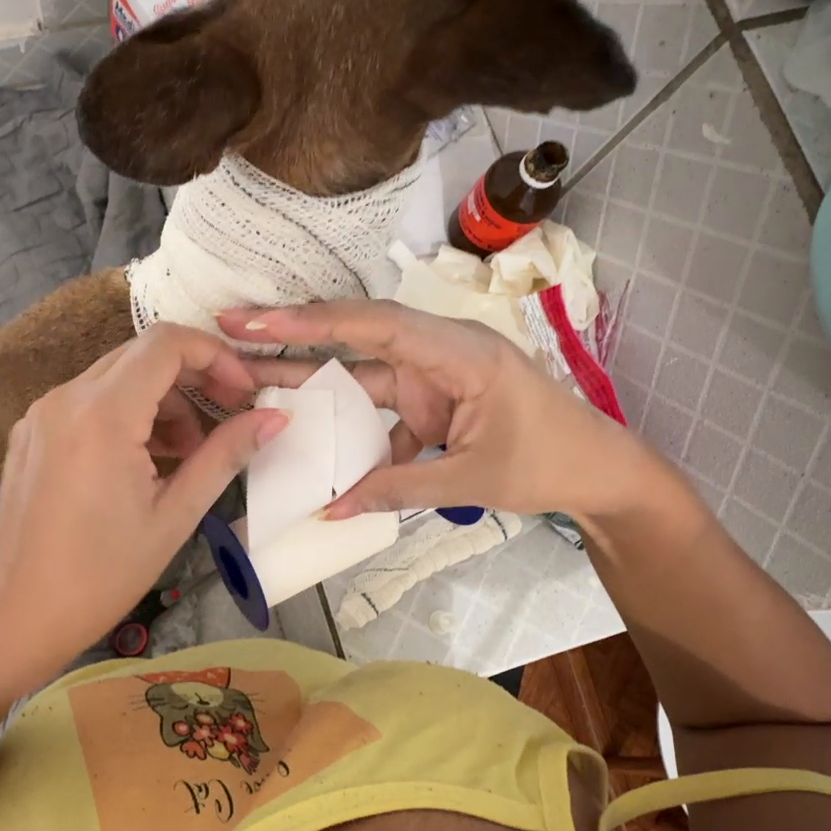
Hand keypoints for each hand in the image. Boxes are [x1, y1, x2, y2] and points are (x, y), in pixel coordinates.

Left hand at [0, 325, 287, 705]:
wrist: (22, 614)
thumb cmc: (105, 574)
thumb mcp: (176, 515)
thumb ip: (226, 455)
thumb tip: (277, 418)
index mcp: (101, 415)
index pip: (166, 343)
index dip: (215, 356)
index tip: (243, 390)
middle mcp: (64, 399)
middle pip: (140, 354)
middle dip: (192, 377)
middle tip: (227, 417)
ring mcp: (40, 414)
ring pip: (114, 376)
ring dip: (159, 399)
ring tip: (186, 452)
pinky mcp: (29, 433)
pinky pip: (86, 401)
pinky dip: (124, 414)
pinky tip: (143, 460)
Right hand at [219, 301, 663, 520]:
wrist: (598, 471)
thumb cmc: (549, 463)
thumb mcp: (470, 479)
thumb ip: (398, 489)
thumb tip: (331, 509)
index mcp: (459, 353)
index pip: (378, 326)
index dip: (314, 322)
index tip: (260, 321)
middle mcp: (439, 352)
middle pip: (356, 340)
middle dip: (293, 337)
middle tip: (231, 331)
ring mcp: (431, 376)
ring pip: (359, 374)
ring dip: (310, 383)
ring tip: (249, 382)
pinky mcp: (428, 401)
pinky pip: (377, 410)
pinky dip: (348, 432)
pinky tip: (314, 451)